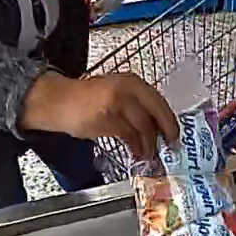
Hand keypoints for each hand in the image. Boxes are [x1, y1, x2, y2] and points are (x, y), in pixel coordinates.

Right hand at [18, 71, 177, 160]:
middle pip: (155, 114)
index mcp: (132, 82)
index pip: (159, 102)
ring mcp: (117, 103)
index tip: (175, 134)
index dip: (170, 120)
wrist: (60, 101)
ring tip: (148, 154)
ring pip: (143, 127)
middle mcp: (127, 89)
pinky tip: (136, 153)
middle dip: (165, 132)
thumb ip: (137, 106)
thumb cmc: (89, 100)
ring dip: (148, 144)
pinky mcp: (107, 119)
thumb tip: (159, 127)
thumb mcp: (117, 94)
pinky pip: (129, 136)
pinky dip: (135, 147)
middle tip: (170, 146)